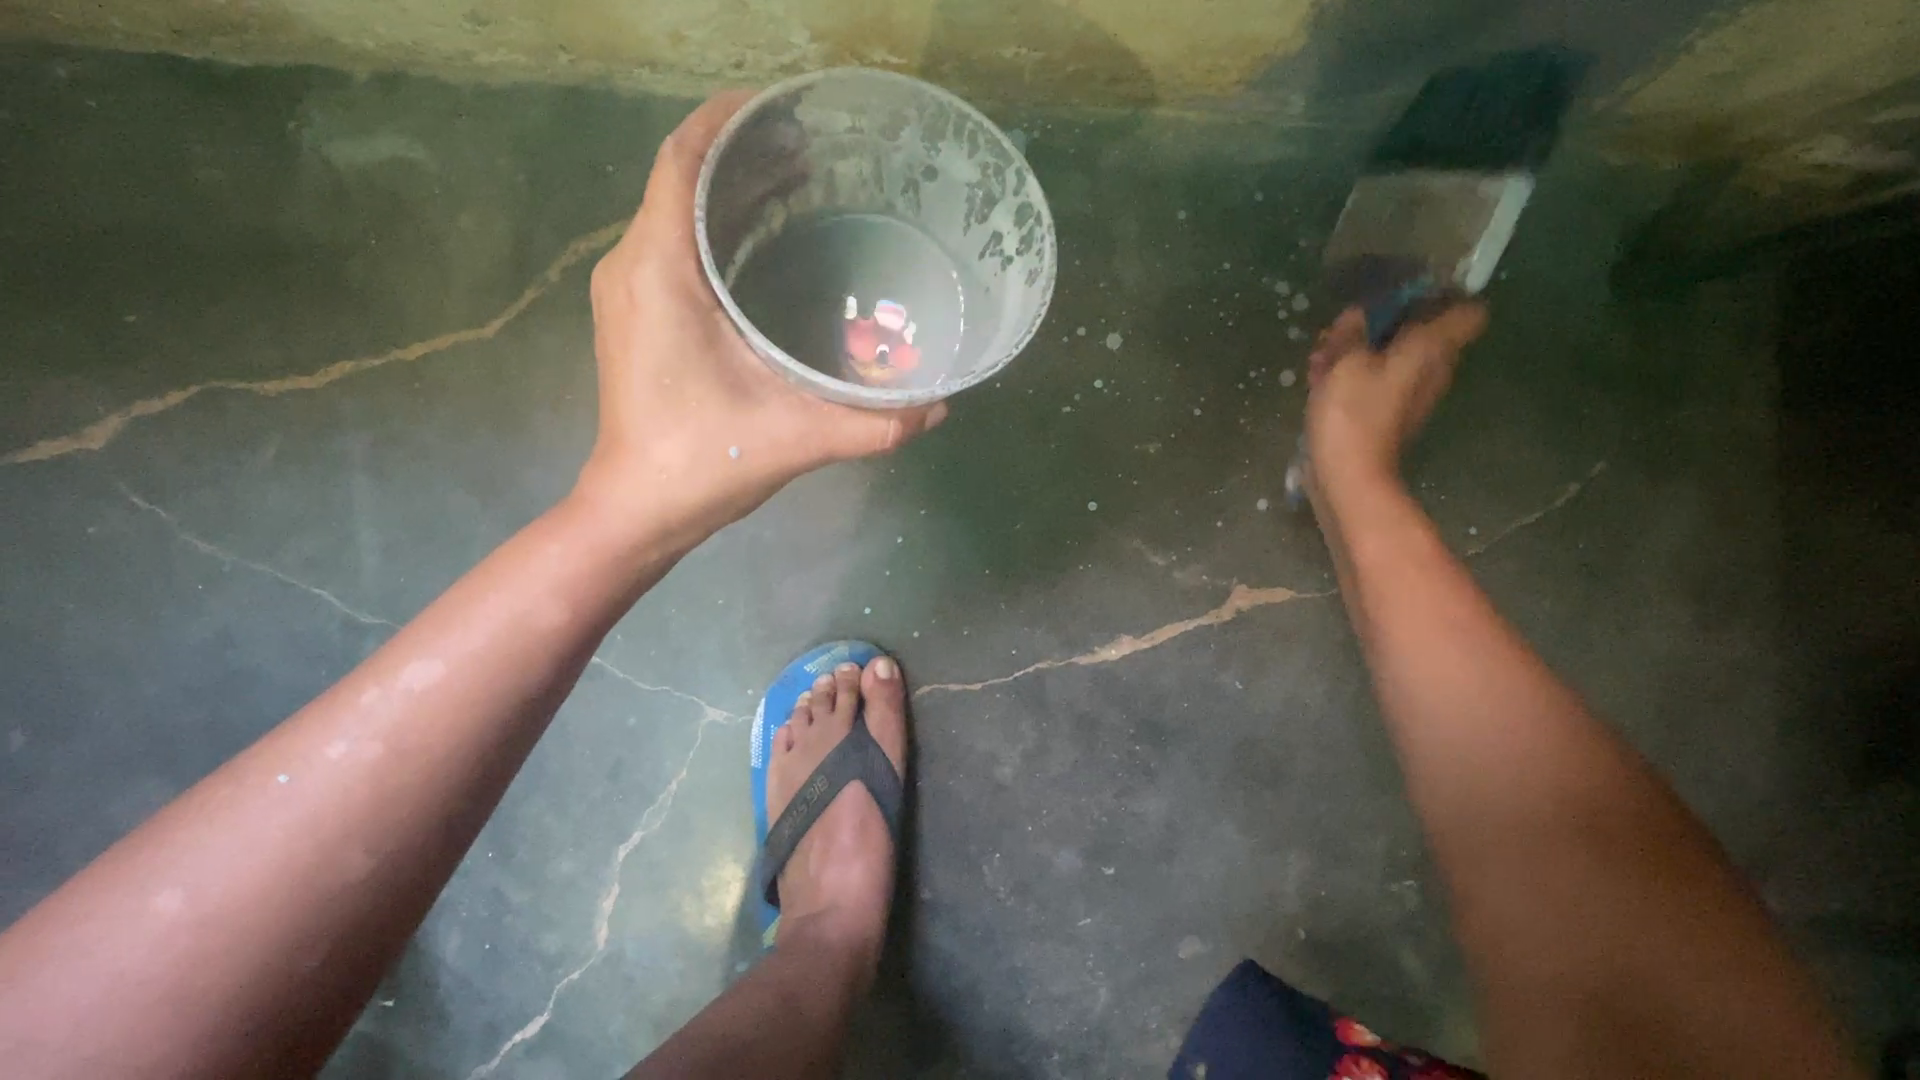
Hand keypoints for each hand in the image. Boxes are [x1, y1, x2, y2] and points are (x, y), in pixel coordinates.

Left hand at [575, 90, 947, 530]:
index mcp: (662, 272)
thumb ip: (874, 423)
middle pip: (681, 179)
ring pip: (673, 211)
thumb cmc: (703, 462)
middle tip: (815, 151)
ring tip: (796, 184)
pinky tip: (762, 245)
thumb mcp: (799, 437)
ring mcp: (628, 291)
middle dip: (744, 154)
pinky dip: (714, 228)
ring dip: (728, 191)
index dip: (728, 120)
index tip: (786, 111)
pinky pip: (670, 244)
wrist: (637, 508)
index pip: (682, 161)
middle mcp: (633, 266)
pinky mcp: (634, 315)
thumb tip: (939, 407)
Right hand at [1304, 303, 1485, 495]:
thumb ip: (1352, 331)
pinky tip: (1318, 381)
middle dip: (1382, 323)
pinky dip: (1354, 375)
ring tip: (1321, 358)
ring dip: (1358, 350)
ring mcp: (1412, 393)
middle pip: (1421, 329)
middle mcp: (1433, 367)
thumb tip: (1360, 313)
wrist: (1349, 477)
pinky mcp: (1388, 413)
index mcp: (1432, 348)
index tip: (1406, 293)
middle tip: (1344, 327)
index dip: (1442, 296)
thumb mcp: (1345, 362)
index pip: (1468, 311)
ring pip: (1392, 354)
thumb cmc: (1353, 414)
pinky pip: (1378, 379)